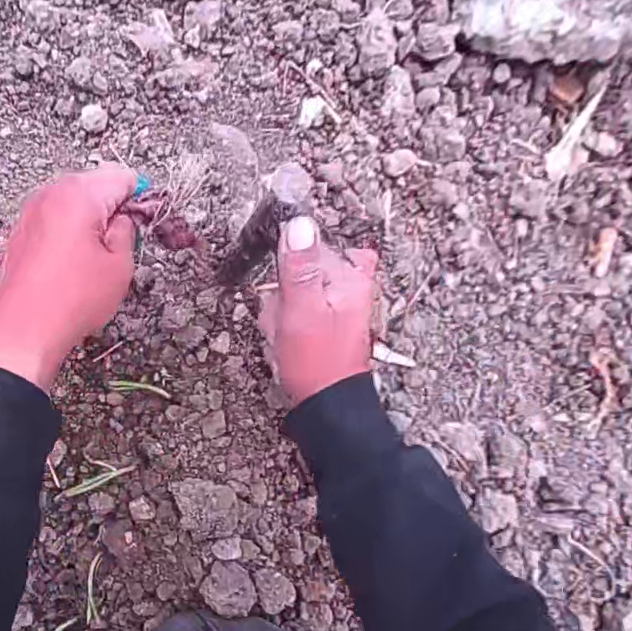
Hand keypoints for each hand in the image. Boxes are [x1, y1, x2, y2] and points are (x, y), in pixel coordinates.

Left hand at [0, 166, 138, 389]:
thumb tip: (123, 219)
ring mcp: (30, 212)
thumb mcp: (120, 266)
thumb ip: (127, 231)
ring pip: (72, 204)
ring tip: (99, 257)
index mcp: (79, 195)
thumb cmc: (71, 300)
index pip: (121, 177)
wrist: (24, 330)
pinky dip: (69, 233)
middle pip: (93, 185)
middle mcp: (50, 194)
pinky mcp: (20, 233)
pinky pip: (54, 221)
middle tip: (125, 242)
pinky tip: (75, 263)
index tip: (146, 219)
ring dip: (90, 221)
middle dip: (113, 208)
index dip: (140, 198)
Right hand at [259, 216, 378, 405]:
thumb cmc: (317, 364)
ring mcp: (336, 304)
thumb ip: (299, 267)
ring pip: (290, 292)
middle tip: (288, 320)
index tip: (284, 286)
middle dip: (282, 294)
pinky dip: (284, 326)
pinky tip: (288, 342)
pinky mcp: (324, 320)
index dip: (289, 267)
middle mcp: (348, 287)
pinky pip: (292, 311)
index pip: (309, 247)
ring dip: (280, 314)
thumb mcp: (302, 310)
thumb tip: (299, 225)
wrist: (325, 405)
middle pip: (298, 270)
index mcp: (350, 278)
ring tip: (288, 336)